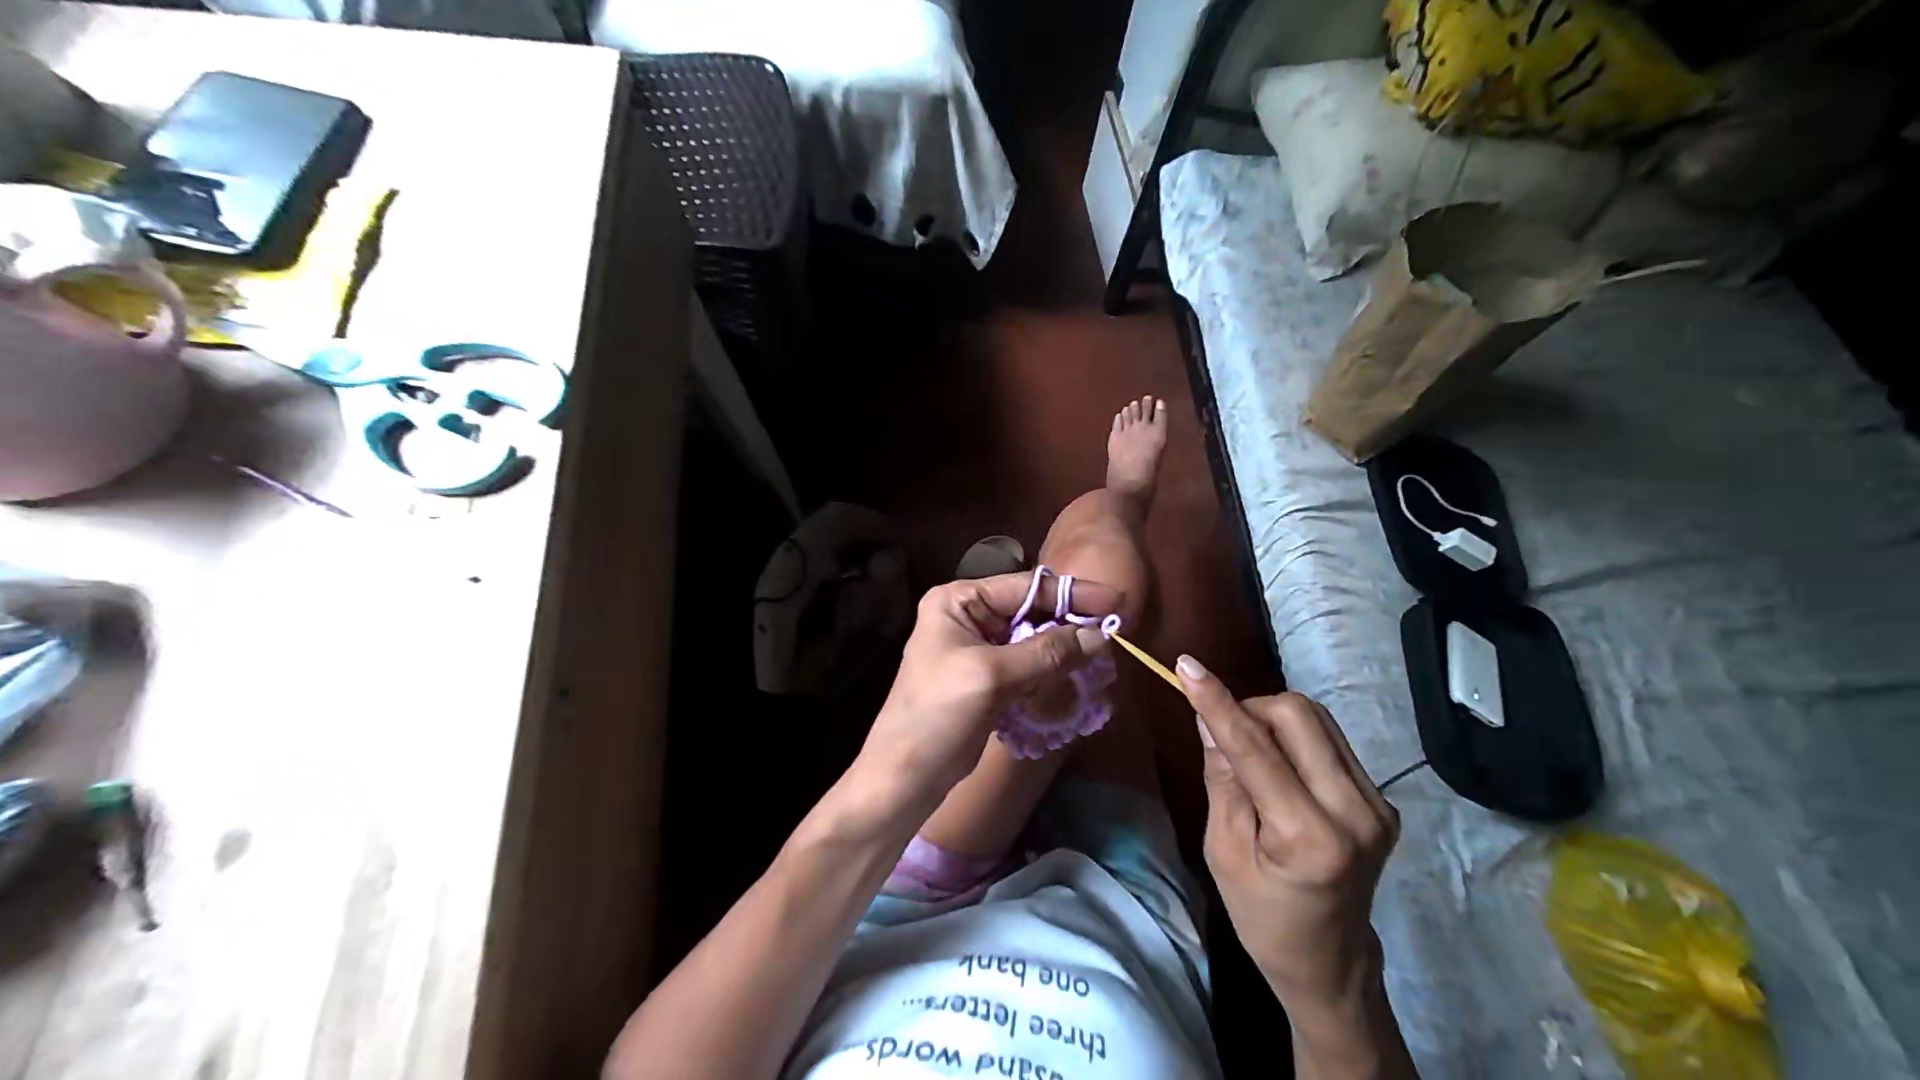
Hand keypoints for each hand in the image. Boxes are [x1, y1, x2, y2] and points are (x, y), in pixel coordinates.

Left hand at [853, 573, 1117, 804]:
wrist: (905, 776)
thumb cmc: (939, 716)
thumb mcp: (993, 677)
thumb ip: (1047, 653)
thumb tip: (1100, 637)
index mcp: (958, 601)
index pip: (1025, 587)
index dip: (1072, 594)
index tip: (1117, 602)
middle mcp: (966, 616)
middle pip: (1030, 611)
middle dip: (1069, 625)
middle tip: (1113, 636)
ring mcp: (976, 647)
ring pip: (1032, 640)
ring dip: (1063, 651)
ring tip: (1098, 661)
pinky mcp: (985, 678)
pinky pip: (1026, 665)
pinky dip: (1049, 672)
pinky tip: (1072, 680)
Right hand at [1175, 656, 1398, 1009]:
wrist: (1329, 958)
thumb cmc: (1261, 914)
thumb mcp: (1223, 849)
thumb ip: (1222, 778)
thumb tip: (1208, 716)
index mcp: (1310, 837)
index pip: (1256, 749)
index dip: (1218, 702)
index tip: (1187, 665)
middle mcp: (1356, 811)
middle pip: (1298, 715)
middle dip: (1250, 707)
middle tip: (1223, 732)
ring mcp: (1377, 803)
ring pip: (1317, 718)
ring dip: (1271, 718)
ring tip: (1250, 751)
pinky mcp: (1381, 797)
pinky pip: (1329, 738)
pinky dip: (1292, 736)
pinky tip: (1279, 766)